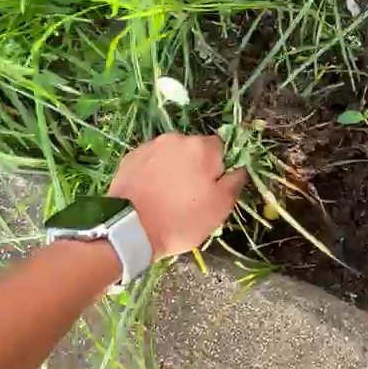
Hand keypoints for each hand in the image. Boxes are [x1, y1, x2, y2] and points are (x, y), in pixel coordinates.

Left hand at [106, 133, 245, 257]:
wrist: (128, 229)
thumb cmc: (182, 218)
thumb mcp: (221, 206)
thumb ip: (235, 181)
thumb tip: (239, 169)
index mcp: (202, 147)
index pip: (221, 148)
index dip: (220, 167)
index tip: (214, 187)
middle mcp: (175, 139)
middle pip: (195, 149)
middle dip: (196, 166)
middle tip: (192, 194)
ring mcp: (149, 147)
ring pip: (172, 155)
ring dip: (175, 168)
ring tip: (169, 195)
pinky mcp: (129, 159)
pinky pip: (152, 162)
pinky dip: (155, 173)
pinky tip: (152, 193)